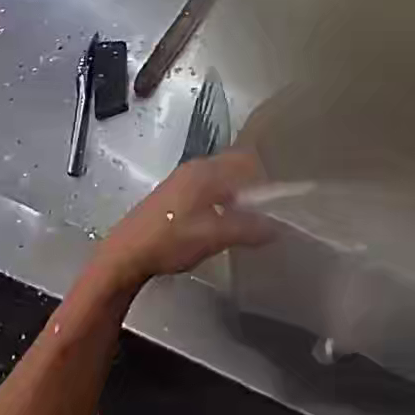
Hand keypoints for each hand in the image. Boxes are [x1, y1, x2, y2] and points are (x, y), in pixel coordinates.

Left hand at [91, 150, 276, 289]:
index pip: (246, 161)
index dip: (269, 175)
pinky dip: (224, 201)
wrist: (127, 253)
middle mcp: (194, 169)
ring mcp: (182, 182)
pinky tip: (229, 222)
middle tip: (277, 208)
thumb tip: (278, 227)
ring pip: (221, 180)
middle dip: (256, 185)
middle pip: (234, 168)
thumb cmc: (171, 240)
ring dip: (239, 195)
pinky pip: (209, 190)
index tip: (287, 195)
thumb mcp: (214, 236)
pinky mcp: (175, 196)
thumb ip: (248, 229)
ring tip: (258, 218)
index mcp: (205, 171)